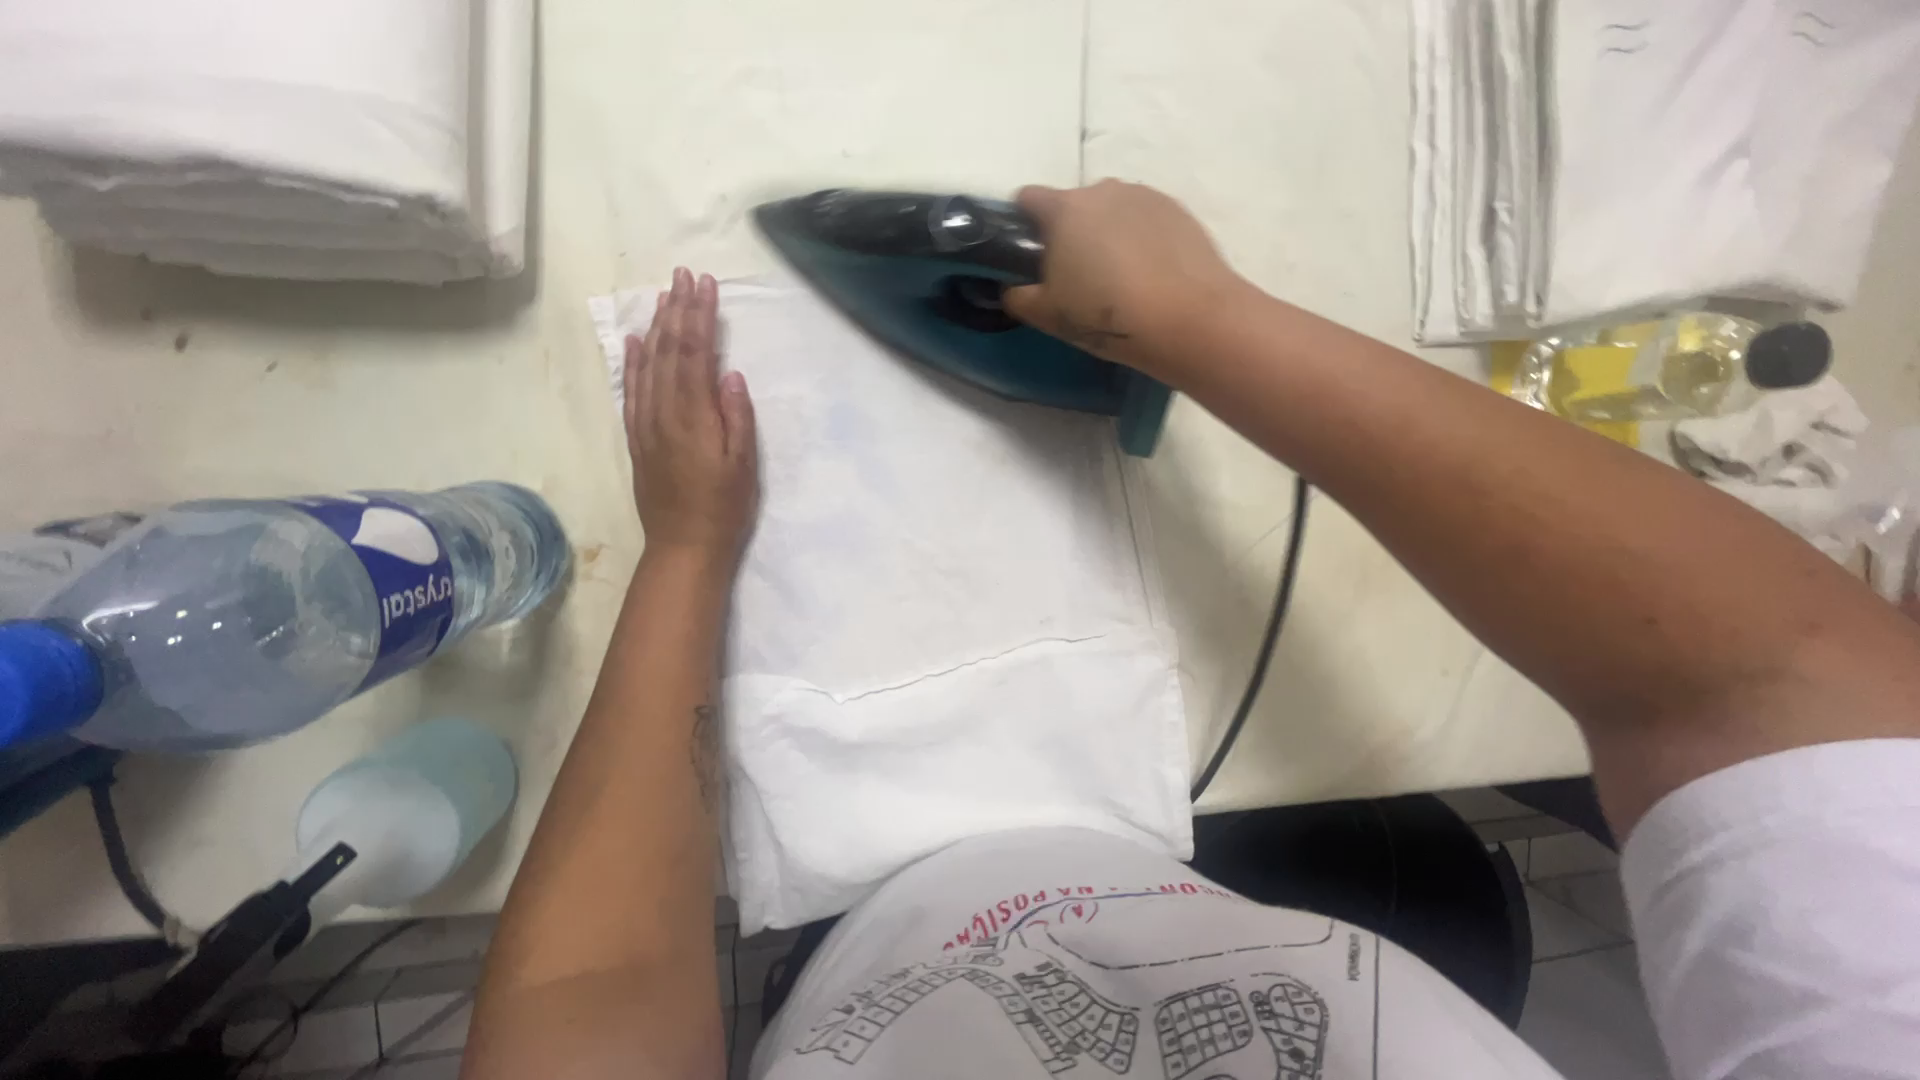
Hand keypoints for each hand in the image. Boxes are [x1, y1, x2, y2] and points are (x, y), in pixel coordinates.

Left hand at [624, 268, 758, 562]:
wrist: (684, 546)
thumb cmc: (724, 508)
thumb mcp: (744, 465)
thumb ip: (736, 416)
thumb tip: (728, 373)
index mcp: (694, 416)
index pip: (695, 353)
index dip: (700, 316)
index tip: (705, 284)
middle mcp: (664, 412)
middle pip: (669, 350)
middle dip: (678, 310)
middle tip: (684, 275)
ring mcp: (646, 424)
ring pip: (649, 364)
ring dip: (657, 326)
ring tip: (665, 294)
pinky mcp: (638, 438)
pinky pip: (632, 390)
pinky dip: (634, 362)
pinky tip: (637, 341)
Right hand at [1003, 180, 1246, 375]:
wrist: (1188, 319)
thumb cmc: (1106, 315)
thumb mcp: (1048, 316)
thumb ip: (1018, 296)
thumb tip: (1011, 286)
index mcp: (1064, 209)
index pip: (1027, 198)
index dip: (1022, 225)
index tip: (1029, 255)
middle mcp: (1104, 190)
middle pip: (1073, 205)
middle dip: (1069, 233)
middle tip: (1077, 277)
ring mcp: (1144, 196)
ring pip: (1112, 211)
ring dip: (1107, 234)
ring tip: (1119, 278)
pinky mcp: (1178, 210)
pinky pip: (1145, 220)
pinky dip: (1140, 239)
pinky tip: (1149, 275)